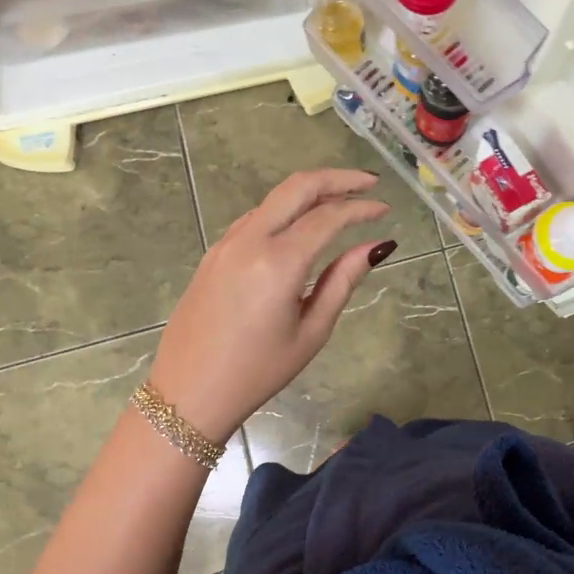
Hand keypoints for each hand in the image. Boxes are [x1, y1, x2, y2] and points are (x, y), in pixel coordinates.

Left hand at [148, 169, 392, 442]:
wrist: (188, 394)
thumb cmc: (258, 372)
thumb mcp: (311, 331)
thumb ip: (344, 281)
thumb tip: (376, 246)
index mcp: (278, 264)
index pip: (328, 217)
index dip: (361, 208)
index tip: (385, 209)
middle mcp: (250, 242)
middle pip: (298, 188)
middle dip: (337, 179)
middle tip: (369, 183)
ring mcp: (226, 244)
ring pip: (274, 199)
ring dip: (310, 192)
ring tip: (342, 202)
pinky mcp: (214, 253)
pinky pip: (256, 217)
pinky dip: (285, 210)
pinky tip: (302, 225)